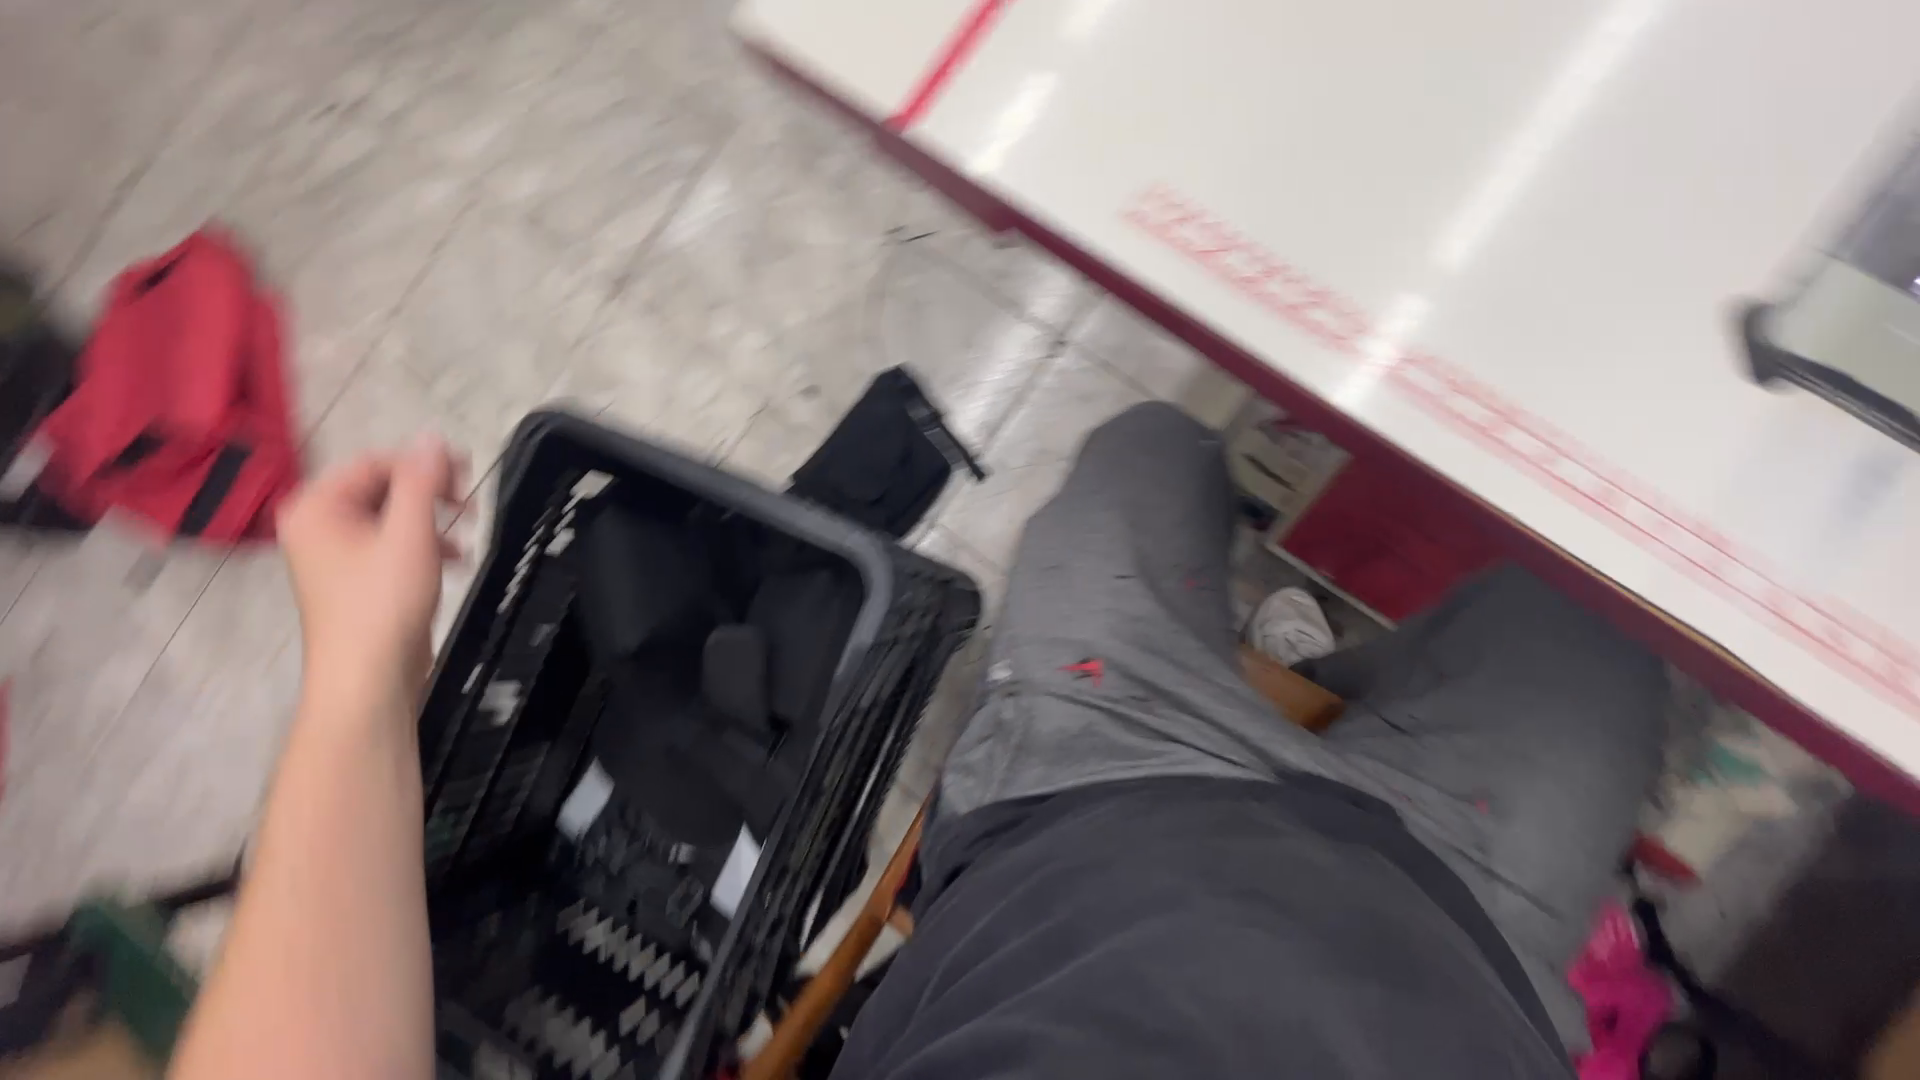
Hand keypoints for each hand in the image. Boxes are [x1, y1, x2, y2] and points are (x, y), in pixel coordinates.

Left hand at [279, 436, 466, 711]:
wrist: (368, 675)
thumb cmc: (384, 601)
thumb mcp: (410, 534)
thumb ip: (422, 482)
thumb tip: (433, 438)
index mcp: (317, 507)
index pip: (375, 462)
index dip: (423, 464)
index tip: (468, 476)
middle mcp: (317, 525)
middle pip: (383, 489)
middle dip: (431, 495)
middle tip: (471, 507)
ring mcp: (334, 555)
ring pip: (392, 518)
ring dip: (434, 521)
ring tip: (466, 538)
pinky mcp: (356, 579)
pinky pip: (391, 544)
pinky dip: (425, 545)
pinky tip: (454, 561)